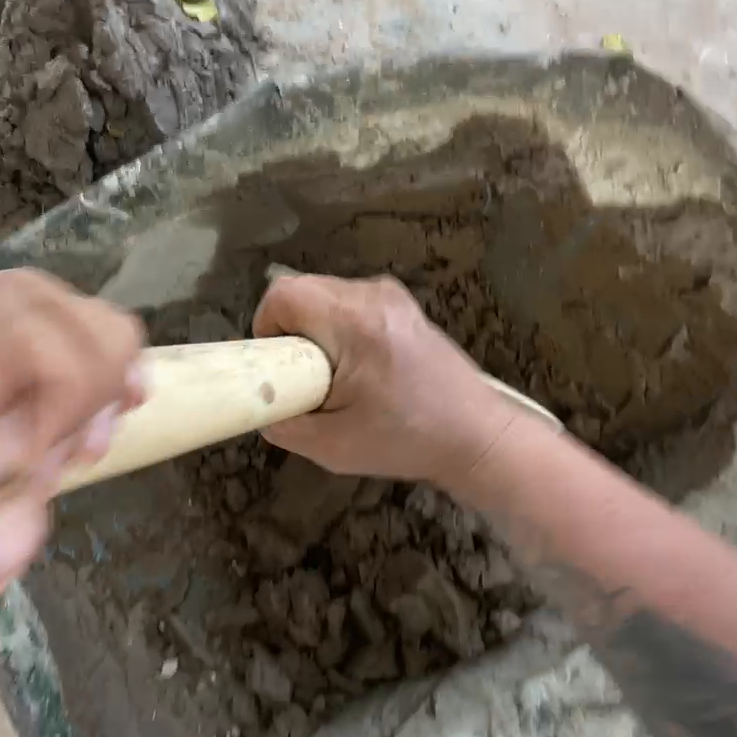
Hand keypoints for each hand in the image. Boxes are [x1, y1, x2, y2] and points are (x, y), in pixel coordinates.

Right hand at [252, 274, 542, 490]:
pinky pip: (346, 301)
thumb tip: (260, 405)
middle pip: (301, 290)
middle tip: (306, 377)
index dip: (267, 328)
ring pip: (322, 294)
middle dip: (290, 331)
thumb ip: (284, 423)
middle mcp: (372, 294)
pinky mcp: (400, 303)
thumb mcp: (332, 446)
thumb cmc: (406, 439)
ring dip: (313, 329)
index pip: (283, 295)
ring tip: (335, 375)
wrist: (477, 436)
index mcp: (354, 322)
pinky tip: (358, 366)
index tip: (282, 368)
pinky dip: (336, 328)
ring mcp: (390, 294)